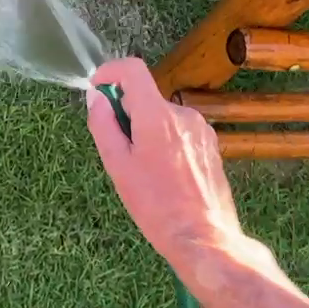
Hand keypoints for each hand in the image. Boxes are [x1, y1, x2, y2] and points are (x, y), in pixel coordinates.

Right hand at [87, 58, 246, 274]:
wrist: (204, 237)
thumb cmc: (154, 204)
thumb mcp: (117, 165)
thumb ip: (103, 124)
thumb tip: (97, 97)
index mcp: (157, 115)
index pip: (132, 69)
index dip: (109, 72)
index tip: (97, 91)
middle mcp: (183, 114)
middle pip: (145, 96)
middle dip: (126, 112)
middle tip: (119, 148)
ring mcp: (201, 129)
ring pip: (161, 115)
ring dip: (145, 128)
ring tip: (143, 168)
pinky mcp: (211, 145)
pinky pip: (178, 130)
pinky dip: (164, 140)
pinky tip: (164, 174)